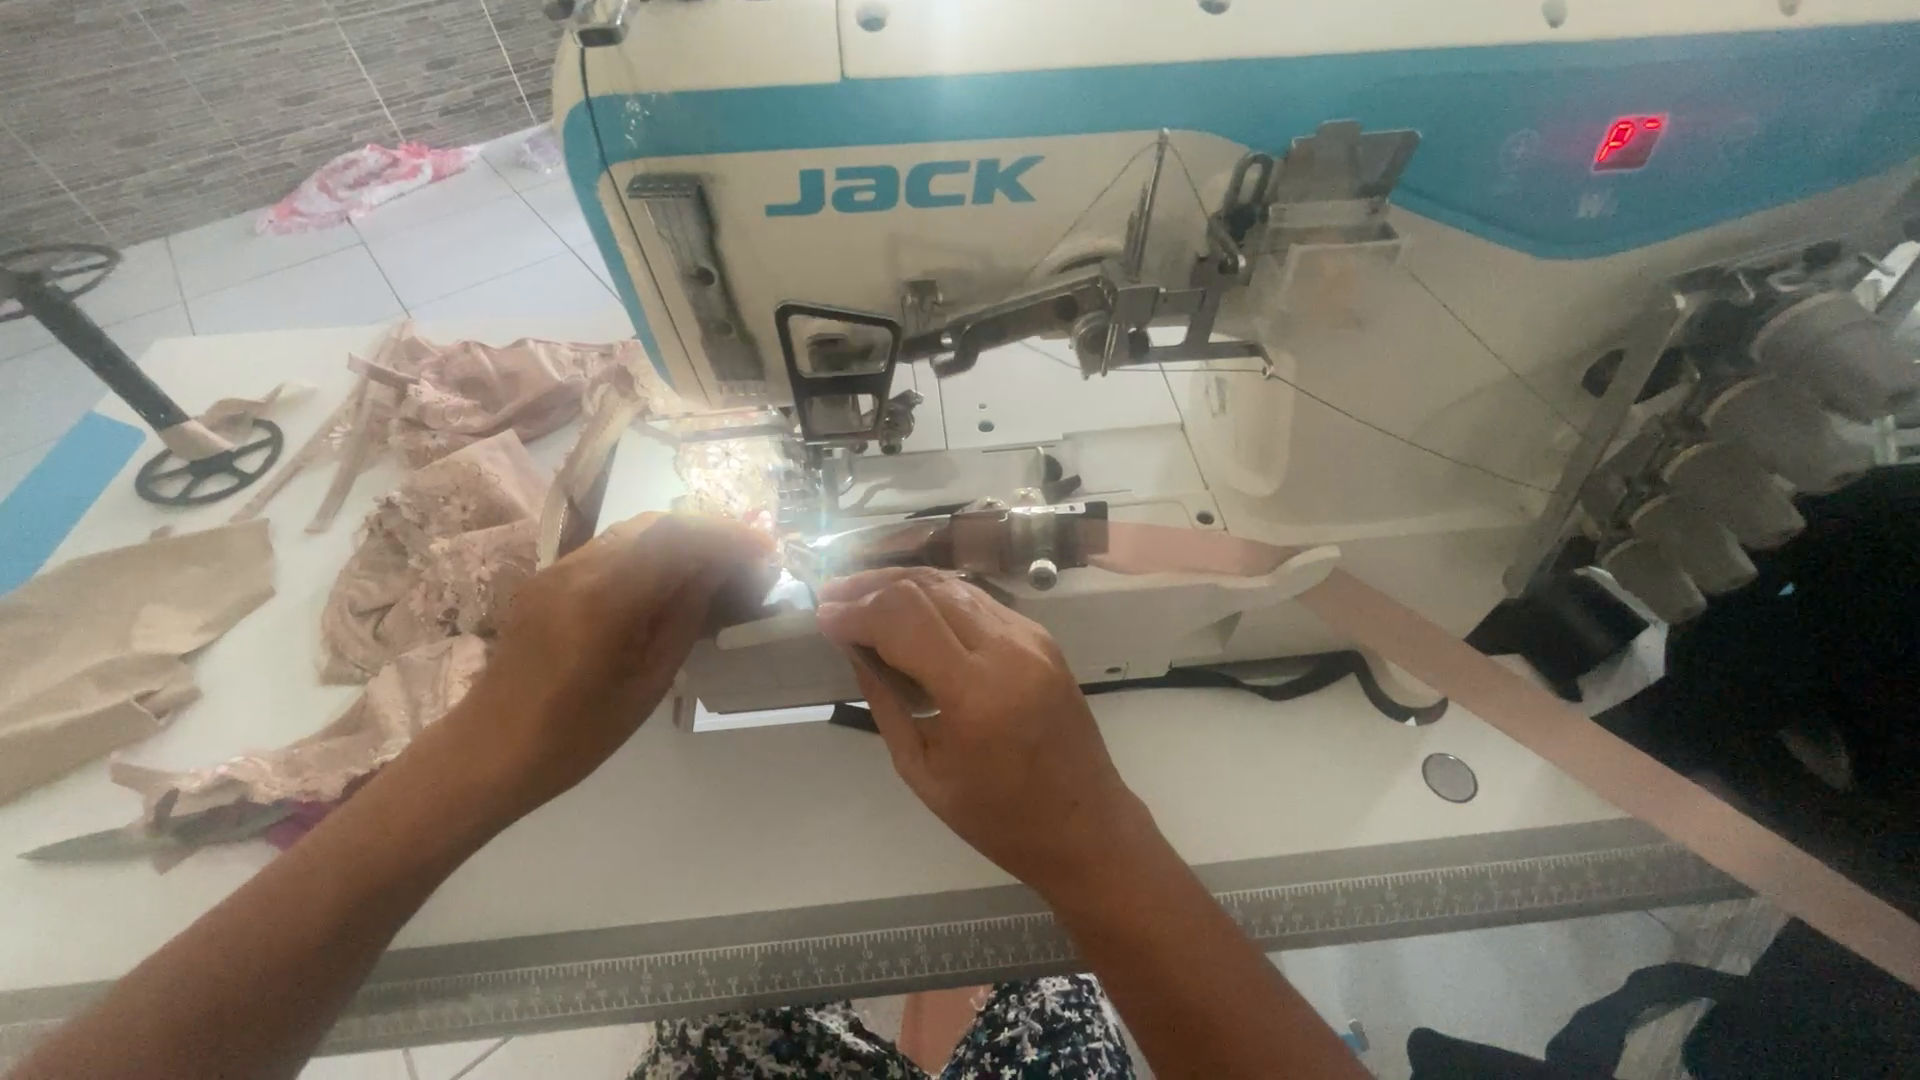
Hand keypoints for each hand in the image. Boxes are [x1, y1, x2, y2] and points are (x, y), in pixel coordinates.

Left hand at [441, 513, 773, 819]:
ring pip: (631, 530)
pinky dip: (649, 551)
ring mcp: (556, 569)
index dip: (730, 537)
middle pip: (657, 522)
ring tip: (715, 562)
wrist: (488, 752)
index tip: (766, 549)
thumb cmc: (577, 734)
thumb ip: (684, 617)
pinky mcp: (545, 579)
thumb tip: (718, 571)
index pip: (682, 540)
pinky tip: (667, 579)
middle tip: (745, 551)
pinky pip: (608, 549)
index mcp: (607, 596)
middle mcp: (579, 568)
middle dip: (708, 529)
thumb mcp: (648, 681)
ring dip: (679, 537)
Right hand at [815, 568, 1156, 898]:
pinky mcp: (1041, 637)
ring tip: (860, 593)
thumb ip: (885, 702)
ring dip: (902, 583)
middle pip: (926, 589)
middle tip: (832, 597)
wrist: (1085, 825)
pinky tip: (907, 607)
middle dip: (871, 586)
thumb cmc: (998, 818)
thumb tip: (854, 649)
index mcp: (977, 693)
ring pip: (954, 583)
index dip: (856, 611)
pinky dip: (936, 596)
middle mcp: (1008, 650)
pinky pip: (978, 600)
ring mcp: (1030, 638)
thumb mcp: (922, 771)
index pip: (904, 620)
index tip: (822, 616)